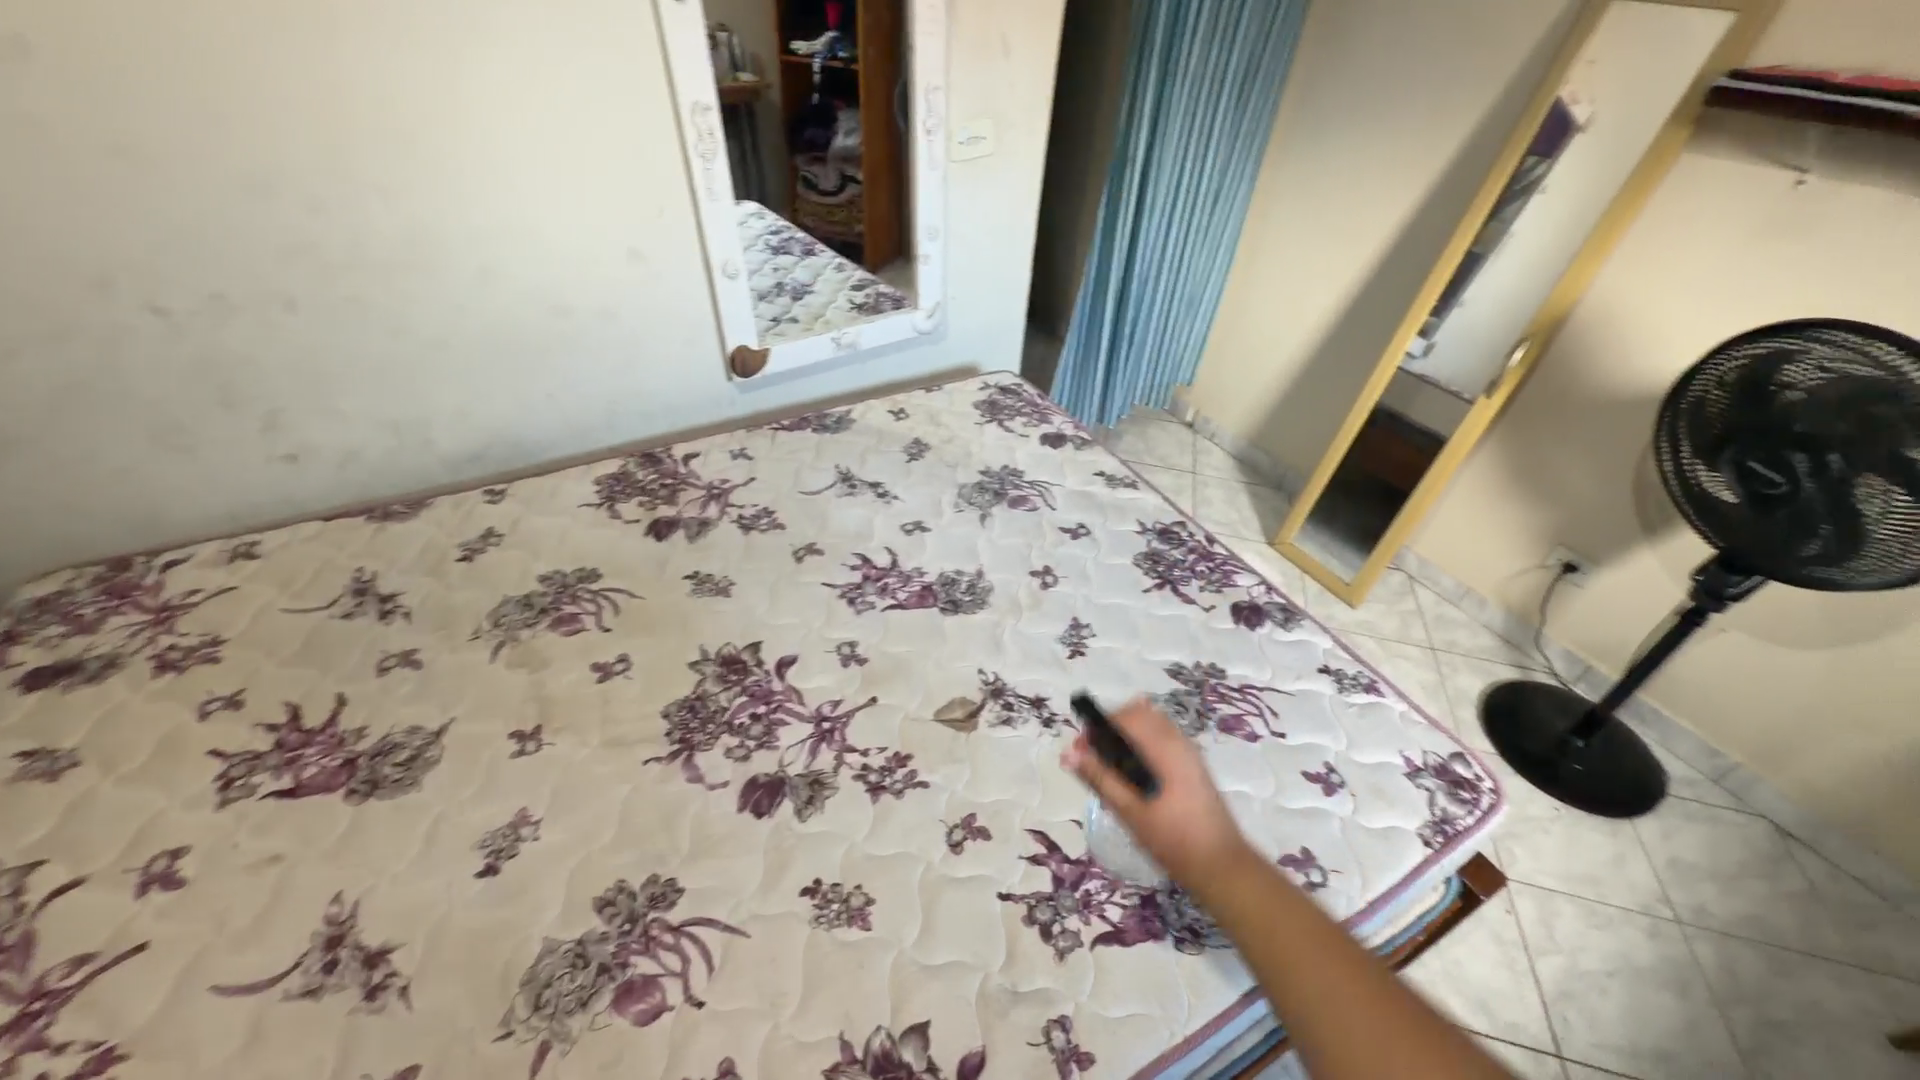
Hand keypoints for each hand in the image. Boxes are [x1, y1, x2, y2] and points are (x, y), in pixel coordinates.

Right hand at [1062, 698, 1256, 893]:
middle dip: (1110, 729)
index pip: (1126, 716)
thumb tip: (1067, 755)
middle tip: (1091, 759)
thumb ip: (1100, 779)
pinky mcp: (1193, 766)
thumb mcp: (1130, 811)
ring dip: (1126, 737)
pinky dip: (1141, 746)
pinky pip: (1162, 740)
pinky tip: (1133, 778)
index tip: (1080, 751)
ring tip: (1109, 769)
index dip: (1098, 726)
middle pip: (1139, 715)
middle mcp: (1180, 741)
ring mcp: (1190, 752)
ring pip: (1151, 725)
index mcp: (1165, 748)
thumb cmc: (1173, 840)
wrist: (1221, 865)